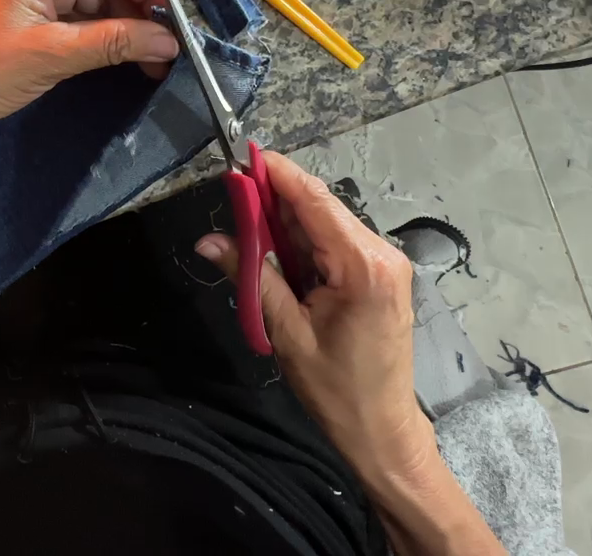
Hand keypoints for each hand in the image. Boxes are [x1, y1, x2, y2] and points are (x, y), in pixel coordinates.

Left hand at [0, 0, 180, 132]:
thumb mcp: (53, 55)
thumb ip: (114, 42)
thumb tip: (169, 42)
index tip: (178, 22)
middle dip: (140, 9)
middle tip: (170, 49)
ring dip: (124, 25)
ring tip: (154, 62)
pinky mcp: (33, 5)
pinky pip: (79, 11)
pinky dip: (102, 32)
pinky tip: (125, 56)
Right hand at [196, 152, 433, 477]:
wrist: (384, 433)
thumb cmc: (337, 389)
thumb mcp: (285, 330)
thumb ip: (250, 275)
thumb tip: (207, 240)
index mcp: (362, 265)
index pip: (313, 199)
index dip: (276, 173)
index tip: (241, 157)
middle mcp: (380, 253)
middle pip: (318, 205)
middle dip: (273, 196)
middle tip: (230, 195)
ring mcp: (383, 261)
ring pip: (323, 219)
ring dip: (284, 218)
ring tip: (245, 224)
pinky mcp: (378, 272)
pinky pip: (332, 239)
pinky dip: (300, 237)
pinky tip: (274, 246)